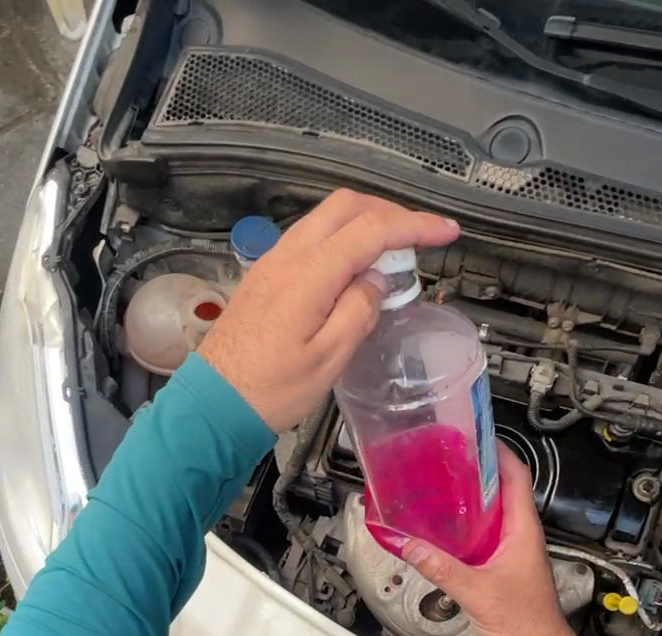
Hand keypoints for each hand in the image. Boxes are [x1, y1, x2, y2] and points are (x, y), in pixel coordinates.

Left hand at [197, 190, 458, 431]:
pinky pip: (309, 241)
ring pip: (326, 220)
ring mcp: (271, 264)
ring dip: (365, 225)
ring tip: (392, 254)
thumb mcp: (328, 359)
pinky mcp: (264, 278)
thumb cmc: (267, 391)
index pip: (372, 230)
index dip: (416, 225)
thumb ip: (360, 311)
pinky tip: (353, 270)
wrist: (215, 404)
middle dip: (391, 213)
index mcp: (308, 275)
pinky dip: (341, 242)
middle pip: (346, 206)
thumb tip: (377, 282)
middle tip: (420, 236)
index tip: (446, 231)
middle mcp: (286, 258)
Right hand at [397, 446, 586, 635]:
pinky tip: (434, 532)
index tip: (473, 436)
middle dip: (471, 472)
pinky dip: (456, 530)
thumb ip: (442, 568)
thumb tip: (409, 545)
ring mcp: (507, 552)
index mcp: (523, 531)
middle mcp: (517, 536)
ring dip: (462, 501)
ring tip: (432, 489)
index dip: (497, 452)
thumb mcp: (479, 593)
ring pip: (484, 514)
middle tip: (441, 460)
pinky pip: (474, 539)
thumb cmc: (527, 627)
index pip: (515, 477)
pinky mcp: (495, 568)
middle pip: (496, 490)